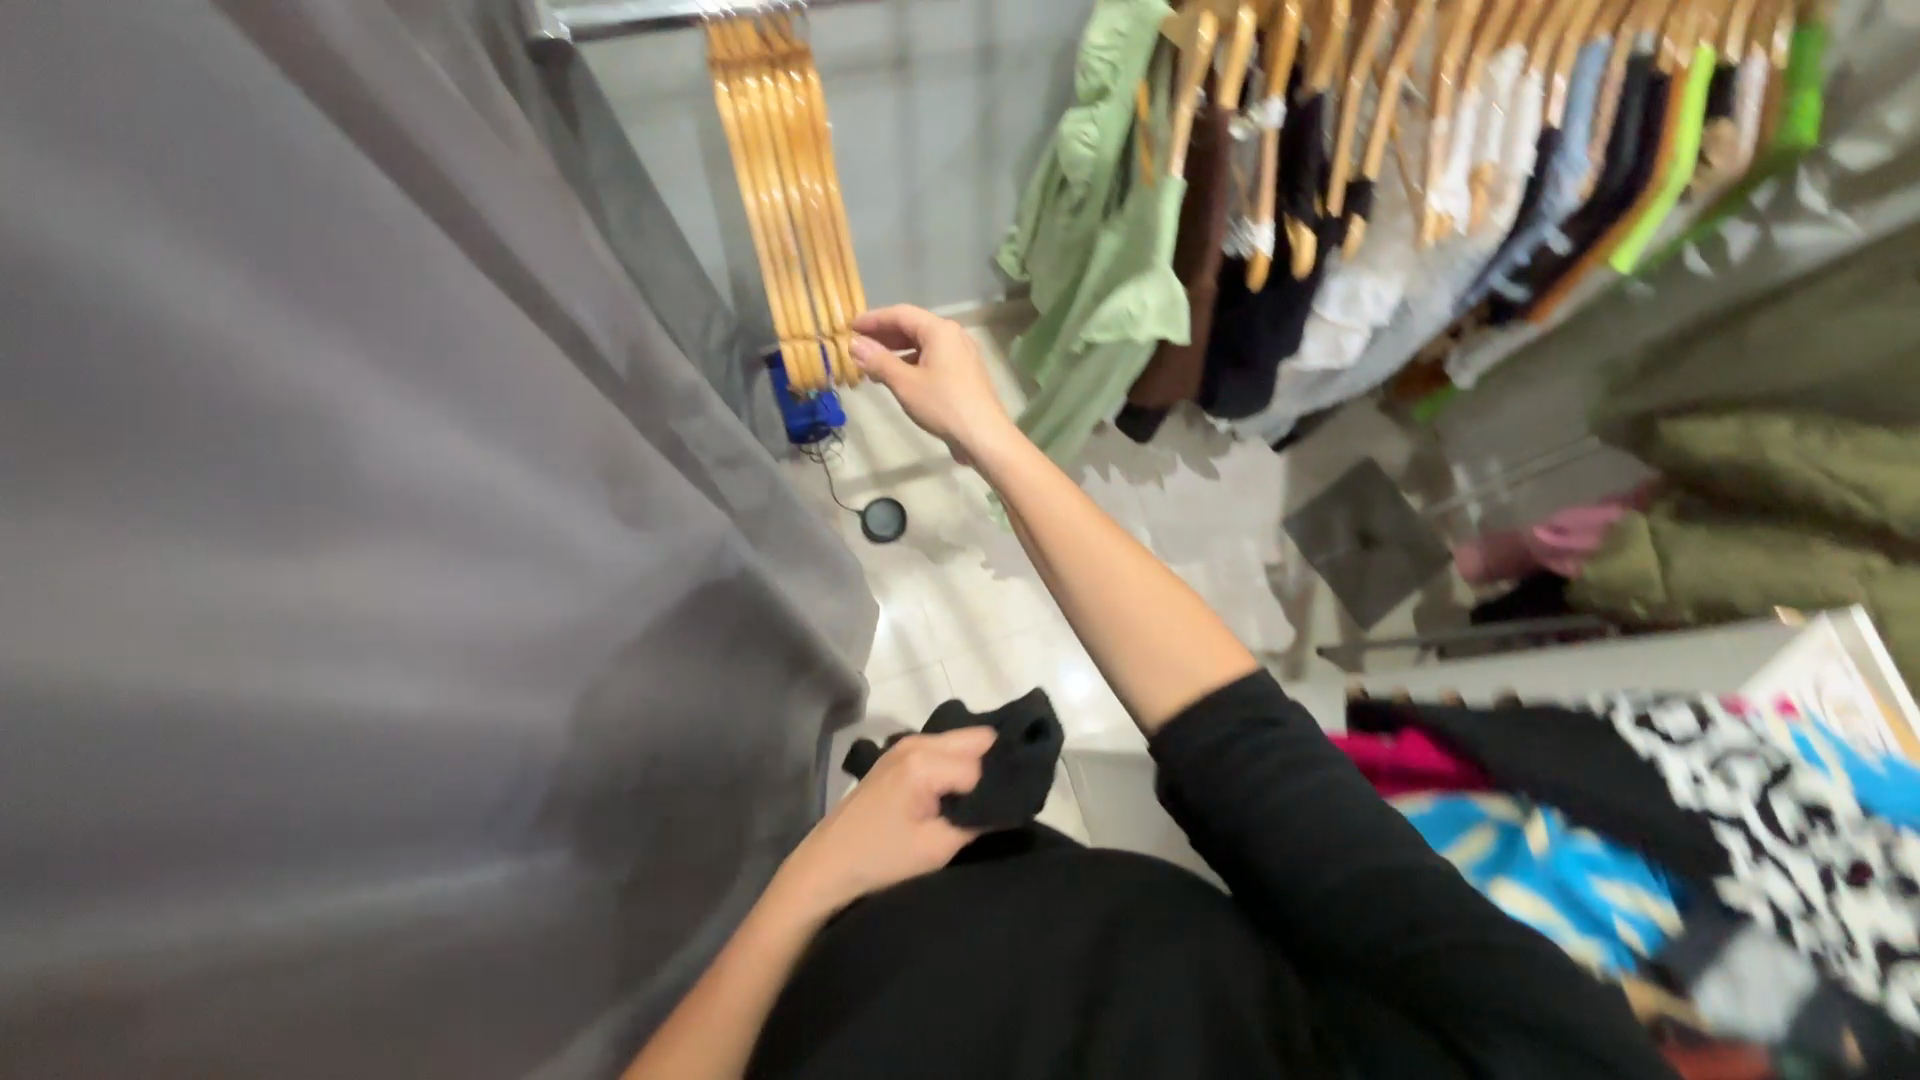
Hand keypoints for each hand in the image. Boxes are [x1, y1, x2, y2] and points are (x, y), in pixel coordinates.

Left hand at [762, 727, 995, 925]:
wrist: (827, 866)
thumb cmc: (881, 860)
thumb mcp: (938, 847)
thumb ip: (980, 820)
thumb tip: (1013, 804)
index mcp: (924, 762)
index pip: (984, 767)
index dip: (999, 791)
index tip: (1010, 814)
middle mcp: (916, 742)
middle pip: (977, 740)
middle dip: (993, 766)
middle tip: (1003, 802)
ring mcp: (904, 746)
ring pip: (961, 742)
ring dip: (976, 766)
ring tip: (983, 801)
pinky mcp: (898, 757)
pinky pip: (943, 750)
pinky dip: (957, 766)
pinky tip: (959, 795)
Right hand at [850, 306, 1013, 458]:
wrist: (984, 436)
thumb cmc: (943, 405)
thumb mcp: (905, 383)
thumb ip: (878, 361)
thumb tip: (854, 344)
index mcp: (940, 330)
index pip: (900, 314)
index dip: (873, 319)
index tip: (850, 327)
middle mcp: (953, 336)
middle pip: (913, 327)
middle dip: (884, 336)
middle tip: (858, 346)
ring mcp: (961, 355)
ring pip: (922, 345)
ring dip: (896, 352)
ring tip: (872, 365)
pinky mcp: (964, 374)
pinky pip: (932, 360)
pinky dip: (912, 364)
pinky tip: (897, 379)